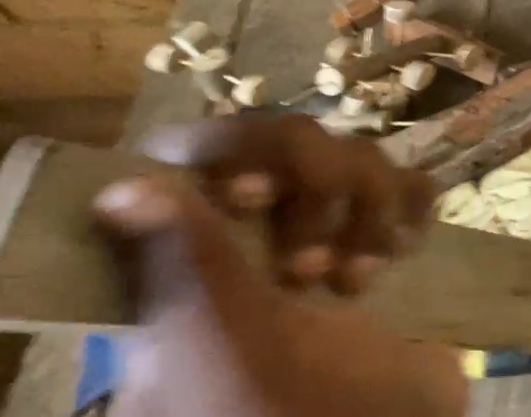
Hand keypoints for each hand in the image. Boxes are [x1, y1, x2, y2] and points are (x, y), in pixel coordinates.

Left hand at [92, 114, 466, 416]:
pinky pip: (408, 181)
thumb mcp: (221, 352)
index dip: (230, 152)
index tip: (251, 196)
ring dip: (367, 206)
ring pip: (354, 155)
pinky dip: (410, 203)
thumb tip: (120, 187)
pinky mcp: (388, 238)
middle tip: (310, 267)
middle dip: (314, 192)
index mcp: (188, 257)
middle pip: (288, 142)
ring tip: (358, 279)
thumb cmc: (288, 412)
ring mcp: (329, 231)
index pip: (193, 154)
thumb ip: (183, 267)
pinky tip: (402, 248)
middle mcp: (254, 231)